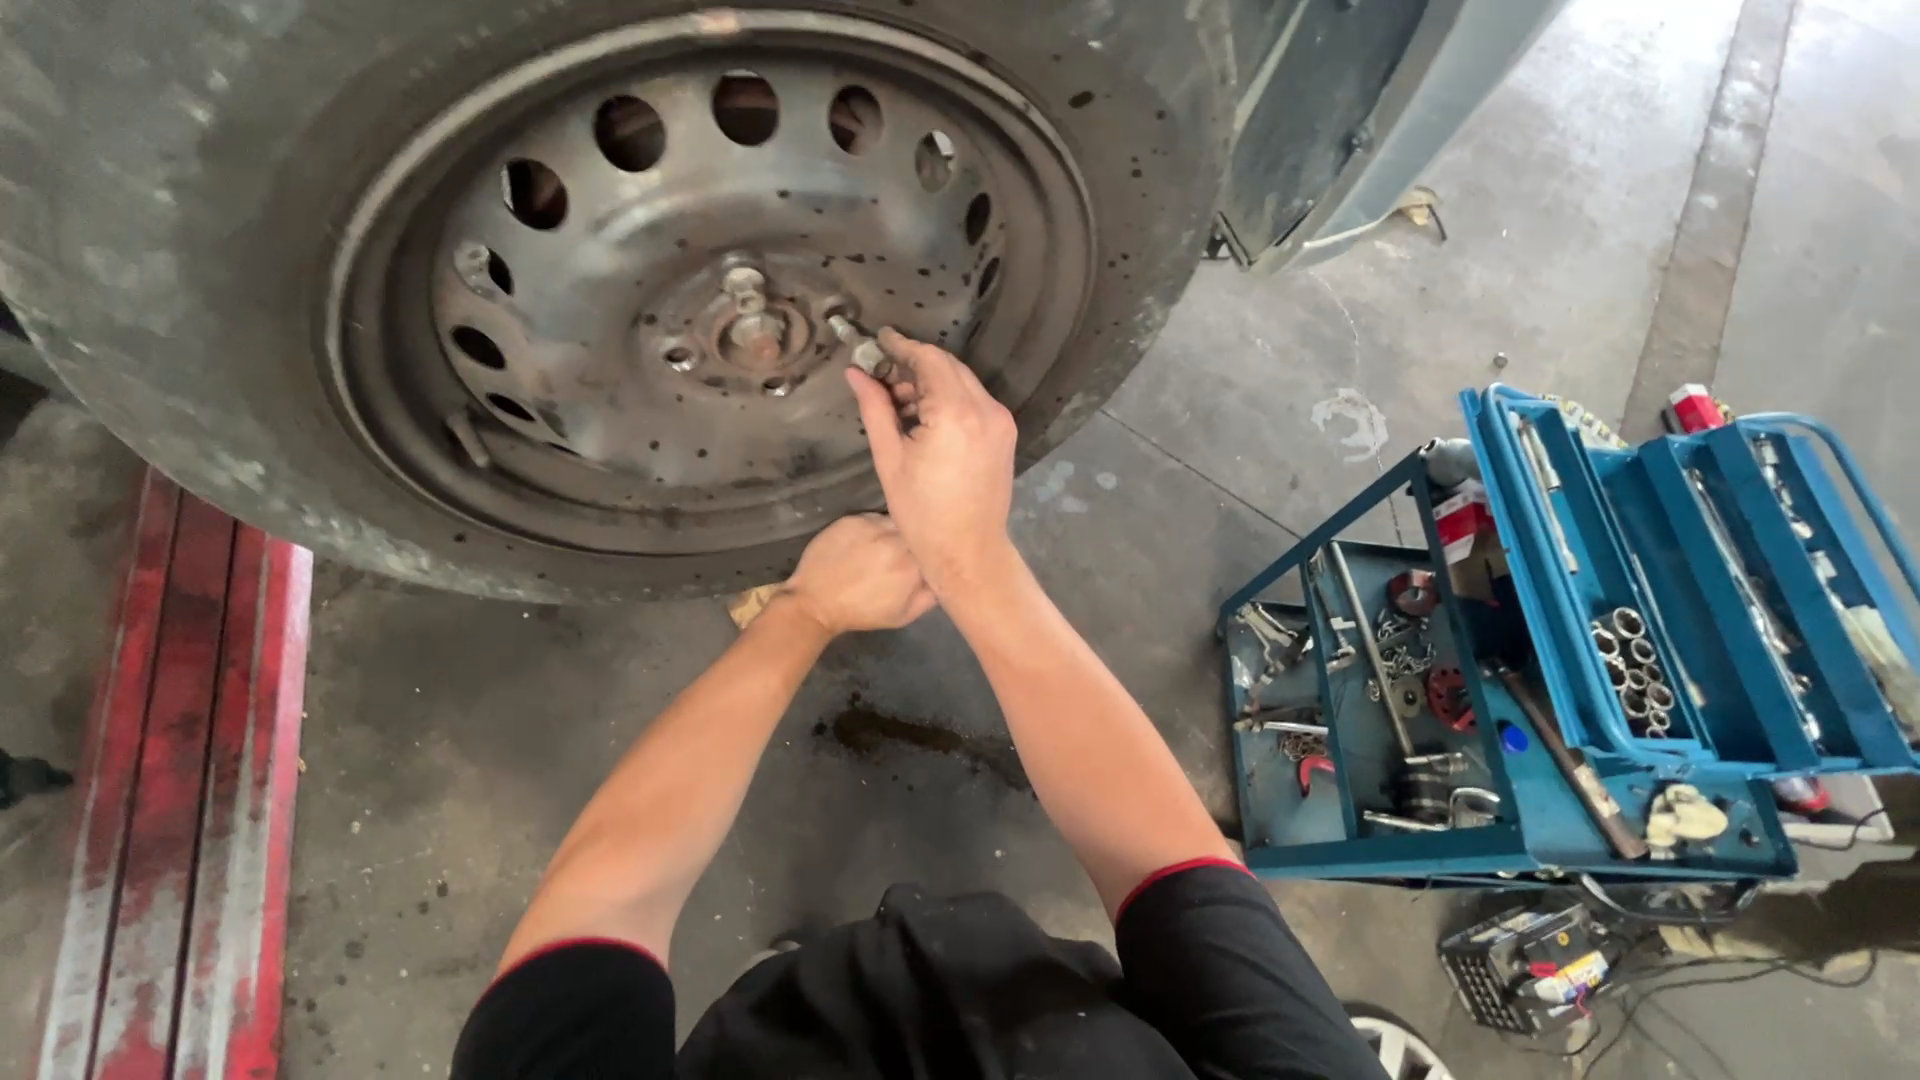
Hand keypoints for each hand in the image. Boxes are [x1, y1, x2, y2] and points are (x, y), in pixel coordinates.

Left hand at [779, 513, 937, 634]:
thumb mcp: (904, 615)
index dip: (933, 550)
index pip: (934, 547)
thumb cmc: (862, 613)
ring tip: (885, 544)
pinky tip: (866, 542)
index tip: (927, 557)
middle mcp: (895, 541)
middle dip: (915, 538)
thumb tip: (946, 576)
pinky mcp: (853, 519)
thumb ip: (931, 596)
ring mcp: (872, 526)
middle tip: (904, 551)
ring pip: (897, 520)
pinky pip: (875, 517)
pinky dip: (875, 527)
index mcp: (912, 566)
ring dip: (896, 530)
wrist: (816, 603)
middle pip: (917, 529)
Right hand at [845, 329, 1018, 595]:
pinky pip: (975, 400)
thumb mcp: (890, 458)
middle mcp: (986, 409)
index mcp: (956, 413)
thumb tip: (856, 373)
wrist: (968, 550)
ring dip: (933, 382)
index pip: (929, 359)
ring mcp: (1001, 421)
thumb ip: (875, 408)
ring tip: (901, 406)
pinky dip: (951, 399)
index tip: (880, 340)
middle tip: (884, 380)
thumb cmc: (922, 513)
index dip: (902, 346)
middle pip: (949, 366)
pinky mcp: (1006, 433)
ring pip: (963, 381)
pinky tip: (927, 418)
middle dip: (916, 366)